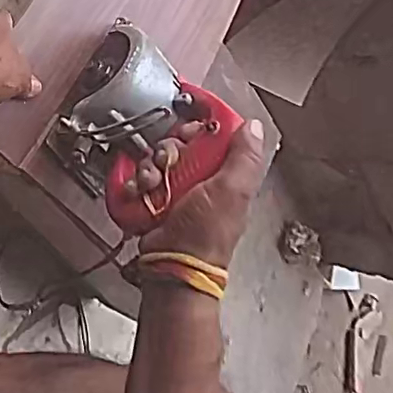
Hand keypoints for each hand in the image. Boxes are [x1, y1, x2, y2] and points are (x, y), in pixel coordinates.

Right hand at [131, 117, 271, 267]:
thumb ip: (245, 158)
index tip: (188, 133)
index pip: (211, 135)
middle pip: (178, 144)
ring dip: (150, 169)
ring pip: (156, 159)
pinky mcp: (153, 199)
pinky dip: (137, 183)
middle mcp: (200, 179)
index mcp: (224, 174)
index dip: (198, 128)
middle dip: (168, 151)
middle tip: (168, 164)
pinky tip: (142, 193)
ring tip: (153, 185)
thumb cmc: (205, 236)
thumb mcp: (232, 192)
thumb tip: (255, 128)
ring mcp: (175, 189)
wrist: (172, 264)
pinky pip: (139, 177)